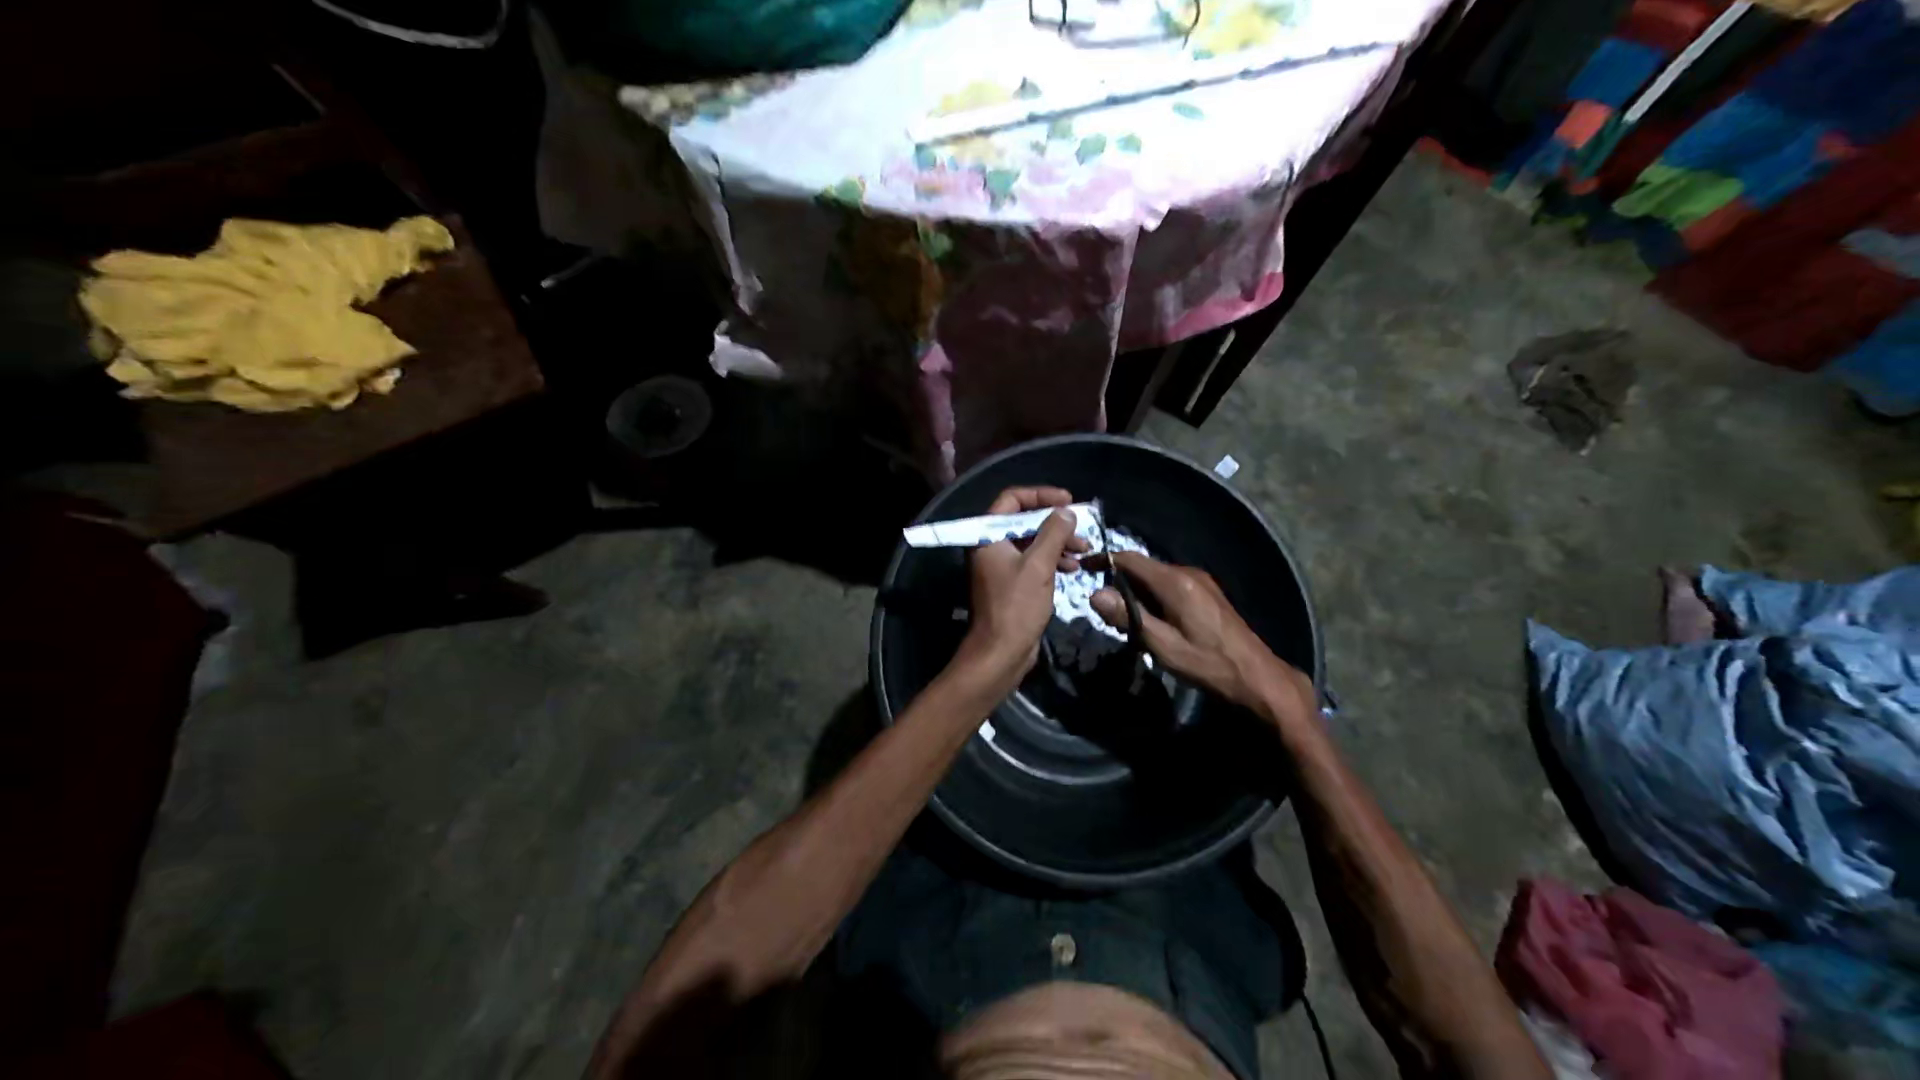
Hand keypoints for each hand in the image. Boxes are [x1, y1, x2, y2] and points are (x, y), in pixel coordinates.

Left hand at [951, 486, 1087, 696]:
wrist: (1001, 651)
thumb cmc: (1016, 606)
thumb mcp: (1039, 565)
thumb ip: (1053, 533)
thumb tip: (1066, 511)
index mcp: (987, 535)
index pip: (1012, 499)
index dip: (1041, 495)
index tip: (1068, 501)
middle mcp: (990, 546)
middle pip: (1024, 520)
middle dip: (1054, 523)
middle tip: (1080, 530)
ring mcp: (1000, 566)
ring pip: (1031, 542)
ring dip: (1057, 543)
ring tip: (1083, 550)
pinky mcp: (1011, 583)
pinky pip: (1032, 561)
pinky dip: (1052, 560)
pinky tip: (1072, 567)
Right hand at [1091, 552, 1314, 727]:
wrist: (1256, 675)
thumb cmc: (1207, 662)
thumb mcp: (1162, 645)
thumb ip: (1128, 617)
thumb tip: (1096, 594)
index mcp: (1175, 582)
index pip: (1130, 559)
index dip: (1105, 560)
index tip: (1083, 567)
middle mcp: (1188, 573)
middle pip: (1143, 567)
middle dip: (1119, 581)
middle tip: (1102, 607)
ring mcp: (1201, 582)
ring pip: (1157, 577)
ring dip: (1137, 591)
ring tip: (1123, 618)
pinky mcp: (1207, 593)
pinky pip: (1171, 585)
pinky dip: (1153, 596)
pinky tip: (1151, 620)